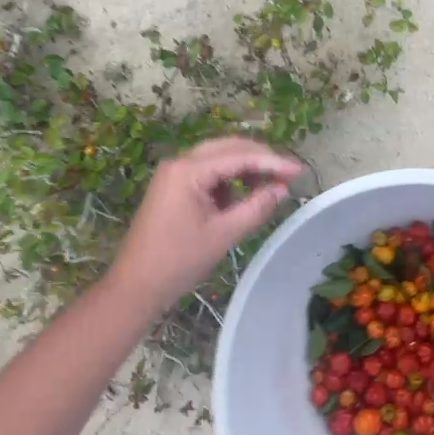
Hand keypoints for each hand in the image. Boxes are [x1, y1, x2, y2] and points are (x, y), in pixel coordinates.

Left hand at [109, 137, 301, 309]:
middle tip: (288, 174)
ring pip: (218, 158)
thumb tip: (281, 190)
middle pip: (228, 148)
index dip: (272, 162)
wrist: (135, 286)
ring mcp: (174, 174)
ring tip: (270, 185)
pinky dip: (229, 180)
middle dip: (260, 158)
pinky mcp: (173, 187)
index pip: (239, 156)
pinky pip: (208, 172)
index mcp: (188, 170)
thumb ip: (256, 208)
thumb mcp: (223, 235)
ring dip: (245, 168)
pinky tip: (244, 195)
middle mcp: (179, 162)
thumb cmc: (178, 262)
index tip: (299, 171)